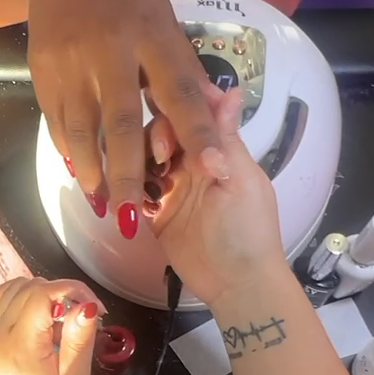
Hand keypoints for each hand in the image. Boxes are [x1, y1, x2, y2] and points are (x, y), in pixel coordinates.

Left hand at [0, 277, 102, 374]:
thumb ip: (78, 340)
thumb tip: (87, 306)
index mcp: (20, 343)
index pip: (43, 292)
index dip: (73, 291)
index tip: (96, 310)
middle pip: (29, 286)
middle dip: (62, 292)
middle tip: (84, 317)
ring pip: (12, 288)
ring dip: (41, 292)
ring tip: (62, 317)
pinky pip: (1, 300)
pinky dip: (22, 297)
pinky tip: (41, 316)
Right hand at [22, 0, 218, 242]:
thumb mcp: (161, 19)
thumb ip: (181, 70)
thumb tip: (212, 116)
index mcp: (152, 33)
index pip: (180, 91)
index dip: (199, 133)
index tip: (216, 172)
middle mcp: (109, 51)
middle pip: (120, 124)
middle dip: (126, 177)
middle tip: (130, 220)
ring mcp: (70, 64)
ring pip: (80, 131)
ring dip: (91, 174)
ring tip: (102, 206)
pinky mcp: (43, 74)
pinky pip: (57, 124)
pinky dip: (69, 153)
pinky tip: (80, 174)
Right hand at [149, 85, 290, 310]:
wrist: (236, 284)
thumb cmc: (246, 230)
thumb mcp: (237, 180)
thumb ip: (225, 139)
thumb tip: (232, 90)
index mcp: (216, 151)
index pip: (189, 115)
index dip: (175, 114)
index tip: (168, 128)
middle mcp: (192, 165)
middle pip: (159, 136)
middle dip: (151, 142)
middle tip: (160, 165)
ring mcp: (172, 190)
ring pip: (142, 161)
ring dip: (135, 165)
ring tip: (140, 183)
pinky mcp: (156, 215)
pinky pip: (134, 194)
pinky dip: (127, 192)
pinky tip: (126, 198)